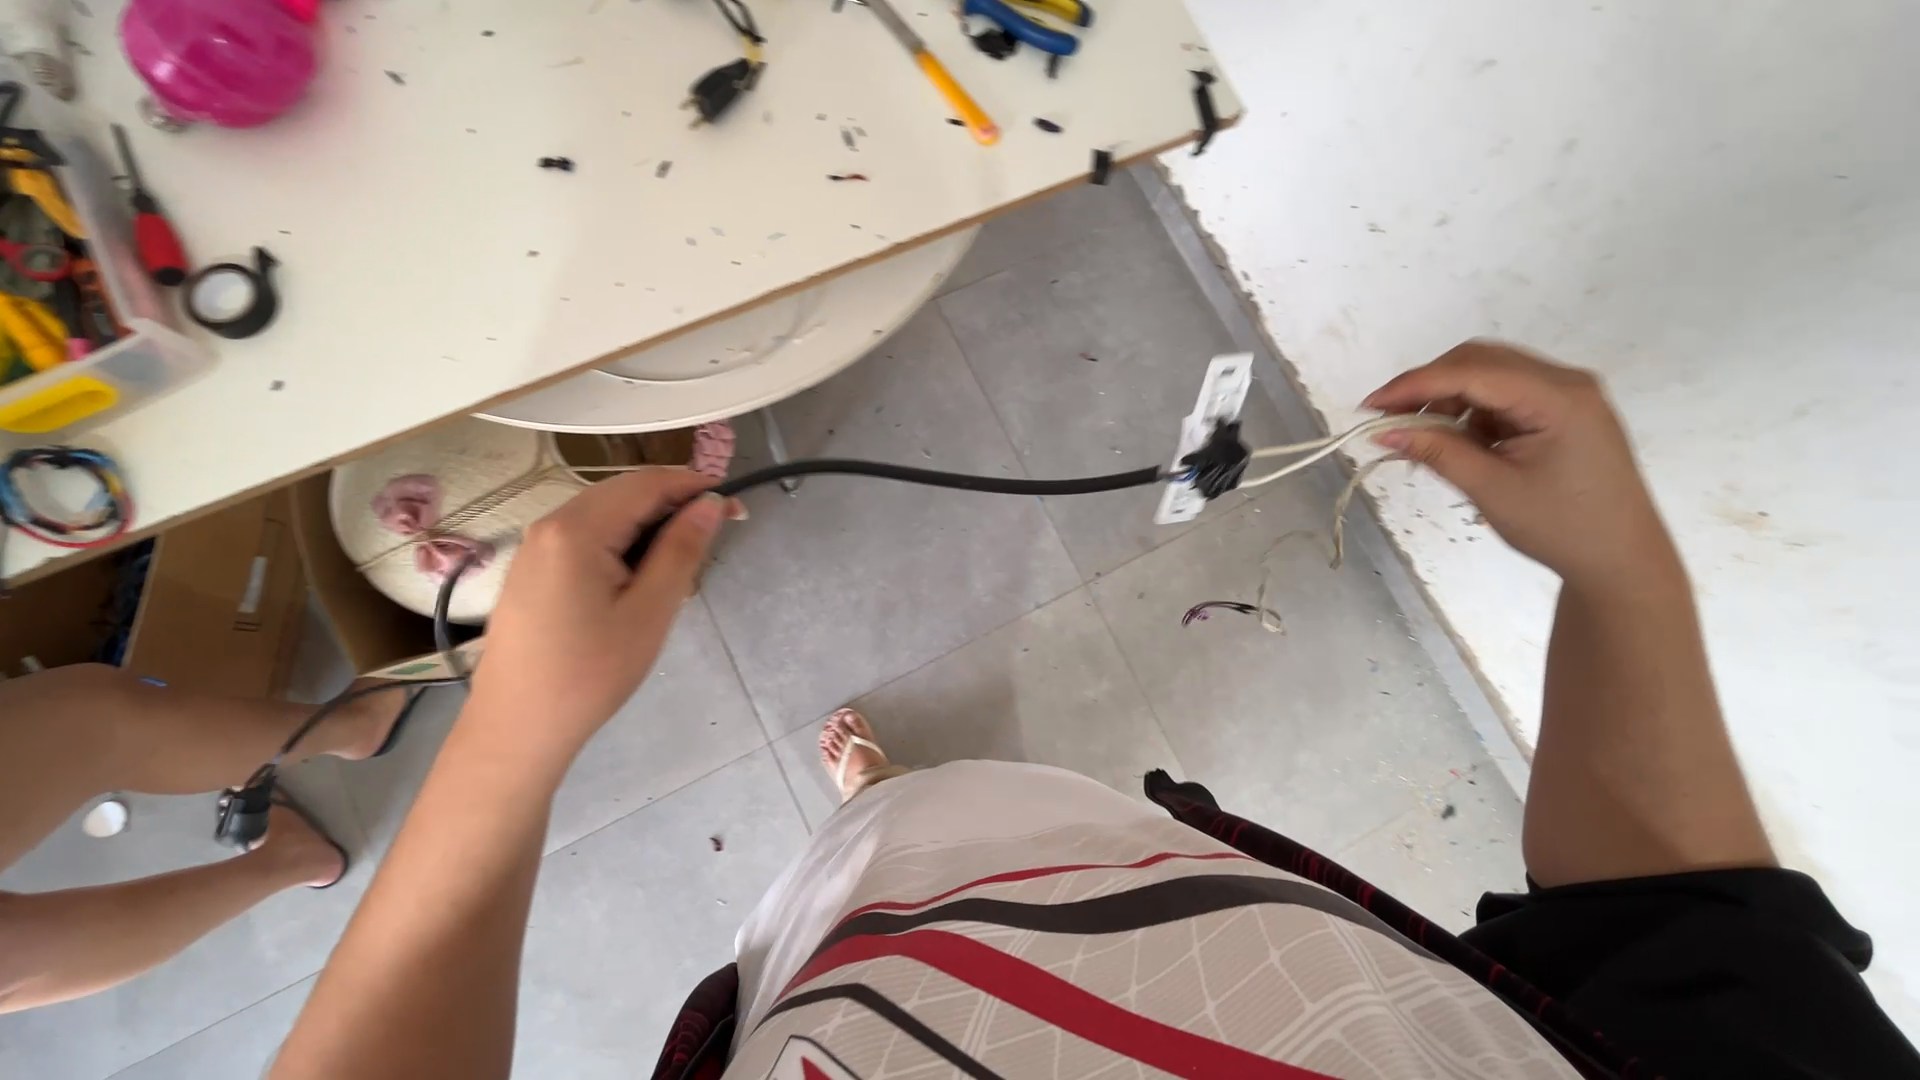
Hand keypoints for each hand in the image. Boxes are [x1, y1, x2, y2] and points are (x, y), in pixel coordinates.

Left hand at [465, 468, 732, 760]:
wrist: (517, 727)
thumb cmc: (591, 673)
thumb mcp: (651, 611)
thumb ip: (682, 549)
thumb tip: (710, 504)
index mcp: (578, 528)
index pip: (648, 483)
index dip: (694, 486)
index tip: (734, 507)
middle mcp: (550, 524)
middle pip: (624, 492)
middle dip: (674, 503)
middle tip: (717, 532)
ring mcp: (535, 547)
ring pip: (605, 514)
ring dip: (649, 523)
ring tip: (684, 558)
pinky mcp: (532, 570)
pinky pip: (585, 536)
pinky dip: (622, 541)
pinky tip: (640, 574)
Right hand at [1364, 340, 1675, 584]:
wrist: (1619, 557)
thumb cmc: (1559, 527)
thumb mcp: (1490, 489)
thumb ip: (1437, 452)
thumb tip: (1382, 432)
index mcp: (1558, 398)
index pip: (1472, 372)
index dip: (1414, 384)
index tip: (1369, 406)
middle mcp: (1565, 383)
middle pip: (1478, 362)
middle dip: (1426, 386)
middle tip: (1386, 420)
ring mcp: (1564, 395)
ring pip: (1486, 375)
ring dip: (1444, 399)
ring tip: (1416, 436)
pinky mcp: (1558, 411)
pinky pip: (1500, 395)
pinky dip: (1465, 411)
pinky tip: (1449, 440)